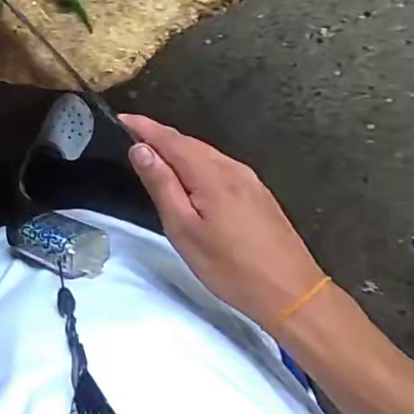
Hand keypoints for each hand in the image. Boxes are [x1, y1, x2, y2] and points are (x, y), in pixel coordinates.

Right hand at [121, 114, 330, 329]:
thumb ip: (161, 184)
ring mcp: (249, 180)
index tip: (120, 118)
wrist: (293, 294)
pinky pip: (218, 165)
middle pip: (188, 142)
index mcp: (211, 174)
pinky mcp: (257, 194)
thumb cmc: (229, 266)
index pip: (170, 139)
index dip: (143, 127)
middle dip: (158, 135)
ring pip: (205, 153)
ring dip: (176, 148)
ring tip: (151, 151)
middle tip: (129, 133)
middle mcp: (232, 169)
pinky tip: (186, 173)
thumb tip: (140, 149)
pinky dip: (195, 161)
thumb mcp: (183, 228)